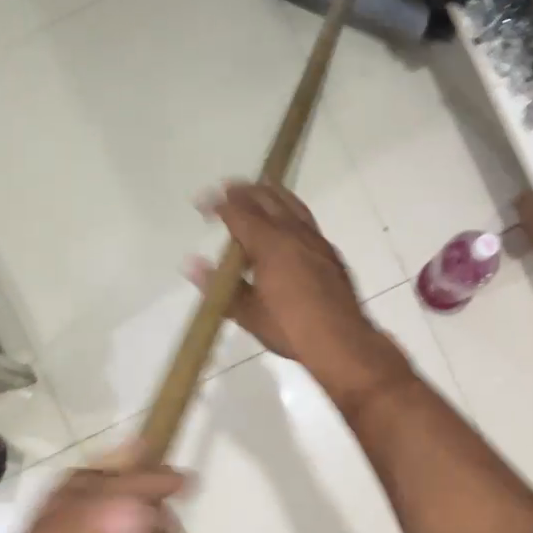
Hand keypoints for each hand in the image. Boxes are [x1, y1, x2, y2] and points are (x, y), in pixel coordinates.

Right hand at [187, 182, 404, 398]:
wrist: (341, 341)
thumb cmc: (290, 329)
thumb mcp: (248, 313)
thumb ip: (219, 286)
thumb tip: (191, 264)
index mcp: (269, 243)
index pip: (237, 212)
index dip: (217, 204)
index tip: (201, 205)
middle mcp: (292, 232)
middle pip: (265, 197)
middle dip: (243, 191)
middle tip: (226, 191)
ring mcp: (314, 239)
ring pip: (290, 203)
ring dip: (269, 193)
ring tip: (257, 191)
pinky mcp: (329, 252)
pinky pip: (305, 219)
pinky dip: (290, 210)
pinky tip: (287, 224)